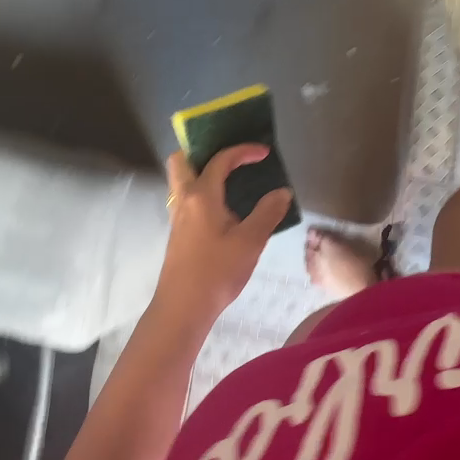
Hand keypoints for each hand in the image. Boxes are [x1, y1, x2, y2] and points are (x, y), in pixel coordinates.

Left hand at [153, 146, 293, 322]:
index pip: (220, 159)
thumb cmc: (217, 272)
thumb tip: (282, 192)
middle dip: (203, 151)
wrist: (183, 308)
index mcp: (201, 195)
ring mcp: (177, 216)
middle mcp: (184, 199)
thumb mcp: (250, 242)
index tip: (264, 152)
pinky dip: (202, 191)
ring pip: (182, 180)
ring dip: (201, 172)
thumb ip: (268, 213)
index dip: (243, 151)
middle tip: (229, 159)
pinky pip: (186, 198)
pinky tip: (224, 209)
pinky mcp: (178, 233)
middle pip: (183, 161)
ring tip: (230, 180)